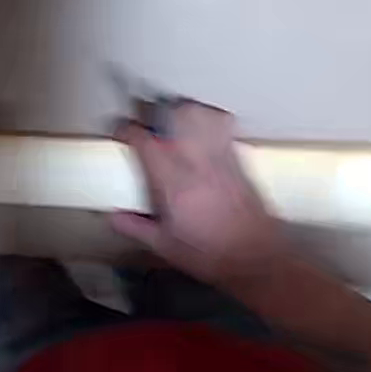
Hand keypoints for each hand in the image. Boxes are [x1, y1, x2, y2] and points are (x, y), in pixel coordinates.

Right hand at [109, 102, 299, 292]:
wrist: (257, 259)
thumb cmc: (208, 254)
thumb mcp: (163, 246)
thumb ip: (135, 227)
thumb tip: (113, 216)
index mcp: (173, 183)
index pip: (145, 142)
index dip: (127, 131)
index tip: (121, 133)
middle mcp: (198, 163)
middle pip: (177, 116)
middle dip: (158, 113)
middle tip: (148, 123)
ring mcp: (222, 159)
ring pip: (203, 115)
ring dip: (185, 112)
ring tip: (175, 122)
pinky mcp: (240, 162)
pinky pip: (224, 128)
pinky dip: (210, 122)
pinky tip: (203, 136)